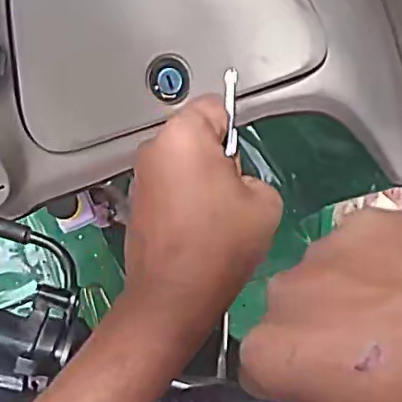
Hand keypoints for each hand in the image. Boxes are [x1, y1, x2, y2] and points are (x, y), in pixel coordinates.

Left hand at [121, 95, 283, 342]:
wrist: (175, 295)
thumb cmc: (217, 246)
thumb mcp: (265, 202)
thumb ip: (254, 174)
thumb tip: (237, 182)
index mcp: (183, 135)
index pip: (216, 105)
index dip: (237, 129)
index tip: (243, 158)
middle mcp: (153, 151)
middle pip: (196, 138)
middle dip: (217, 158)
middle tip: (234, 194)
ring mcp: (140, 180)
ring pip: (182, 166)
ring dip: (199, 182)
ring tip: (217, 217)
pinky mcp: (135, 206)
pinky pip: (168, 191)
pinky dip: (183, 203)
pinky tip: (198, 230)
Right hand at [240, 209, 401, 401]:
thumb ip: (313, 398)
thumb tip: (313, 374)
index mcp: (277, 353)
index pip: (254, 363)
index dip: (288, 377)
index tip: (319, 381)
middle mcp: (289, 293)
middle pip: (281, 313)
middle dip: (309, 330)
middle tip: (365, 349)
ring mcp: (330, 249)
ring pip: (316, 275)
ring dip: (341, 292)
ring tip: (401, 312)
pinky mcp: (371, 218)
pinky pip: (353, 245)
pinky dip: (373, 262)